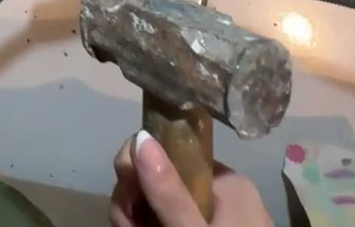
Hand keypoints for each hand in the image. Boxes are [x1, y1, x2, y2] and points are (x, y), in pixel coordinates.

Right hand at [110, 131, 270, 226]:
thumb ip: (170, 195)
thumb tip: (141, 136)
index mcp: (228, 183)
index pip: (169, 149)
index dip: (137, 166)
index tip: (126, 197)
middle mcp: (220, 193)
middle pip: (155, 175)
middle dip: (132, 202)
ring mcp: (212, 217)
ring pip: (153, 201)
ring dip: (133, 219)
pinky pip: (162, 220)